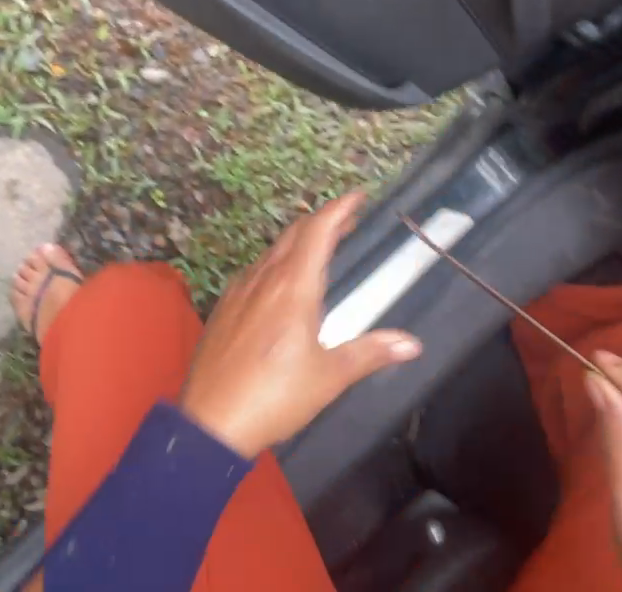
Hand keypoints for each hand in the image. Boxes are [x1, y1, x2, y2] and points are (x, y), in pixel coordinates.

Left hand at [179, 193, 421, 457]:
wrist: (209, 425)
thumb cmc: (275, 397)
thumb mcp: (329, 377)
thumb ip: (370, 353)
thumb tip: (412, 344)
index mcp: (293, 287)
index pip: (318, 231)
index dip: (339, 208)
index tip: (358, 196)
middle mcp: (265, 279)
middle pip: (294, 233)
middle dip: (322, 221)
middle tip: (347, 222)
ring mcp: (239, 291)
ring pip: (272, 250)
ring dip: (298, 241)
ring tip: (319, 249)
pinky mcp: (223, 308)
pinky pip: (255, 271)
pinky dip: (276, 263)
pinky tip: (280, 284)